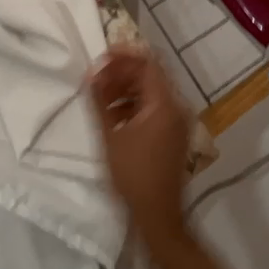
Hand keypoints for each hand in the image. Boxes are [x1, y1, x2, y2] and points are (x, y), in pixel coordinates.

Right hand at [88, 43, 192, 241]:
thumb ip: (100, 100)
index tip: (101, 55)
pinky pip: (154, 108)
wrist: (158, 215)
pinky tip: (112, 115)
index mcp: (164, 105)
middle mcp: (176, 108)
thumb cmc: (133, 174)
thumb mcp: (110, 135)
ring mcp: (177, 122)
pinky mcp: (173, 134)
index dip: (123, 54)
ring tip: (100, 97)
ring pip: (150, 92)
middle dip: (121, 73)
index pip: (147, 63)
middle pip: (149, 76)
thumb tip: (90, 74)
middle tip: (95, 78)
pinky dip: (133, 105)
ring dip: (125, 89)